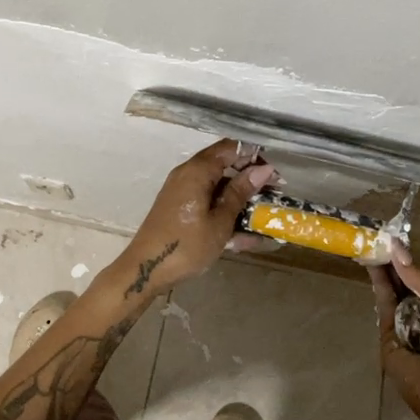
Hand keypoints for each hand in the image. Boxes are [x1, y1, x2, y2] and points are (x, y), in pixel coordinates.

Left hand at [104, 140, 275, 301]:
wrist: (145, 270)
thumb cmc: (186, 246)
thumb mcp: (219, 222)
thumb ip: (240, 193)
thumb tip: (263, 169)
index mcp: (197, 170)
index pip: (230, 148)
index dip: (254, 156)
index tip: (275, 174)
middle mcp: (188, 173)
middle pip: (224, 163)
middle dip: (249, 176)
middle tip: (272, 192)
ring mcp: (182, 190)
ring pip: (217, 184)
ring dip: (239, 195)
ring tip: (262, 213)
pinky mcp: (180, 206)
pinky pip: (208, 199)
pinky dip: (225, 209)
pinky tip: (244, 234)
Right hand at [369, 244, 419, 419]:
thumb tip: (398, 249)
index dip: (410, 261)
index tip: (396, 238)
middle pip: (403, 284)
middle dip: (392, 261)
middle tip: (379, 234)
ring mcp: (402, 328)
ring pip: (390, 292)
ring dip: (382, 268)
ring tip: (372, 240)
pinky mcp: (387, 339)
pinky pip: (383, 307)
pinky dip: (378, 284)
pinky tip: (373, 262)